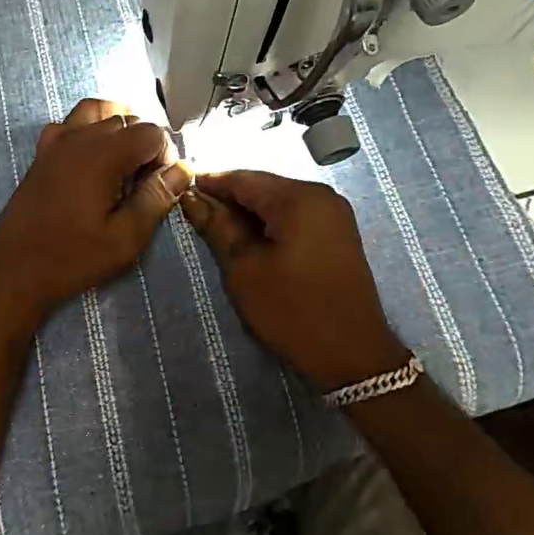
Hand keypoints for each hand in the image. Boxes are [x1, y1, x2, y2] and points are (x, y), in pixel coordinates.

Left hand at [0, 99, 192, 326]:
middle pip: (126, 119)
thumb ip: (156, 198)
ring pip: (97, 112)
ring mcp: (55, 141)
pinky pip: (71, 123)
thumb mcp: (125, 238)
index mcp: (102, 154)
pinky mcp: (42, 152)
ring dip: (118, 128)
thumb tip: (183, 170)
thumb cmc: (72, 257)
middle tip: (144, 183)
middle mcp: (78, 137)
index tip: (161, 186)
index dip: (165, 155)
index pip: (150, 132)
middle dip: (144, 144)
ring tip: (124, 163)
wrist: (13, 269)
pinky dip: (89, 129)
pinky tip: (93, 160)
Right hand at [180, 171, 408, 391]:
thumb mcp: (244, 269)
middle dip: (228, 197)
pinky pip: (294, 214)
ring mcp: (333, 212)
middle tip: (193, 212)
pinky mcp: (337, 231)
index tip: (179, 190)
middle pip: (262, 186)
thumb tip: (191, 198)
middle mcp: (320, 194)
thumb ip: (217, 227)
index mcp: (298, 198)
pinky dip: (268, 221)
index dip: (209, 183)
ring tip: (216, 226)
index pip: (242, 178)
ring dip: (247, 211)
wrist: (354, 356)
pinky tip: (249, 237)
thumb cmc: (292, 311)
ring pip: (277, 200)